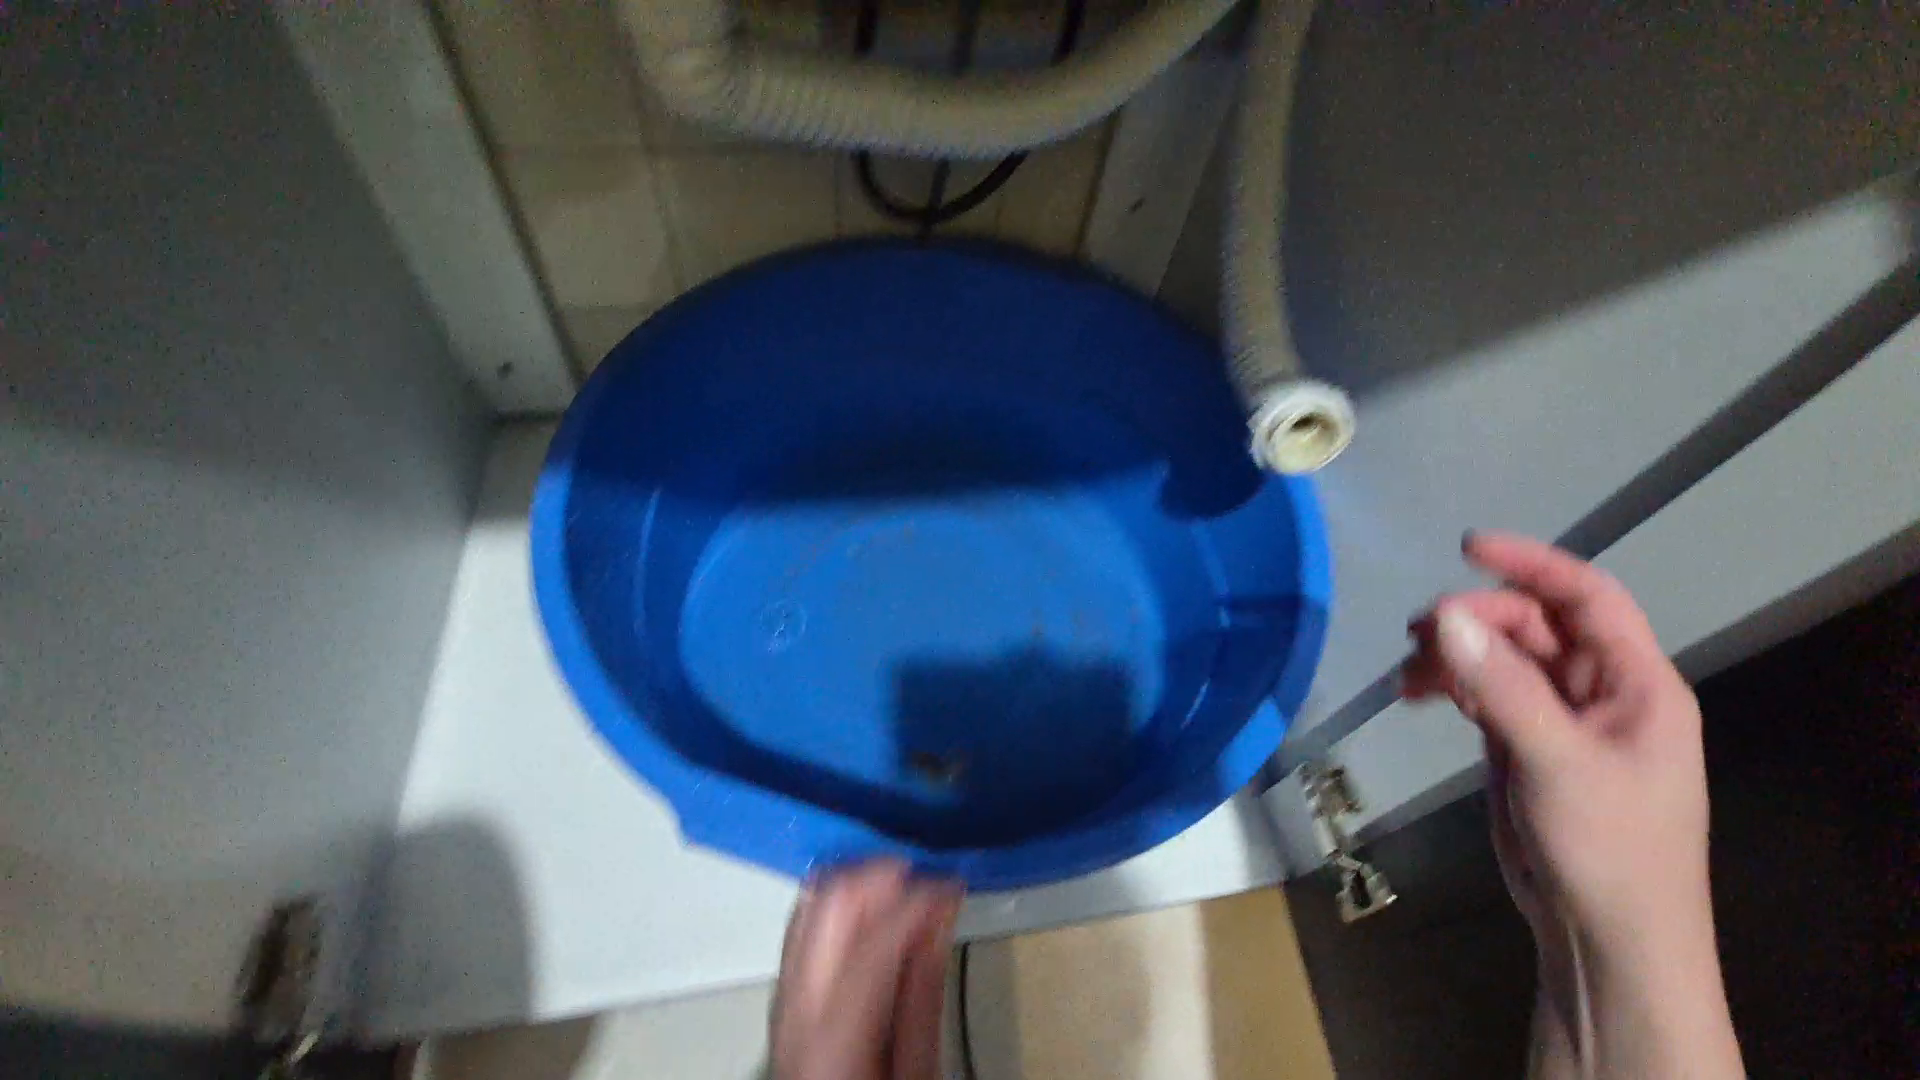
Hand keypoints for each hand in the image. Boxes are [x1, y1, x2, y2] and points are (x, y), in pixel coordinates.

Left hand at [770, 860, 962, 1079]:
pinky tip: (871, 908)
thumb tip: (938, 916)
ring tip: (903, 890)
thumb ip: (924, 989)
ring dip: (859, 882)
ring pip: (813, 898)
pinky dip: (840, 901)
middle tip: (926, 879)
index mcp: (835, 1034)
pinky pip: (805, 918)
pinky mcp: (781, 986)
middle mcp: (796, 1001)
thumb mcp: (917, 1069)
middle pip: (831, 902)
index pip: (875, 939)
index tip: (953, 883)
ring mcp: (781, 990)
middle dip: (882, 875)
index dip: (918, 899)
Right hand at [1404, 532, 1742, 1077]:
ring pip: (1498, 657)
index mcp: (1635, 683)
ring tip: (1408, 673)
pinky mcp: (1522, 742)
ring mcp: (1557, 716)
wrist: (1603, 933)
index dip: (1532, 564)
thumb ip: (1500, 686)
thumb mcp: (1556, 760)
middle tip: (1420, 636)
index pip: (1586, 598)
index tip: (1467, 547)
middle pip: (1531, 625)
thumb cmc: (1606, 845)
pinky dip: (1448, 683)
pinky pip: (1482, 690)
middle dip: (1474, 619)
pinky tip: (1417, 693)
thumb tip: (1443, 617)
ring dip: (1452, 653)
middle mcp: (1598, 690)